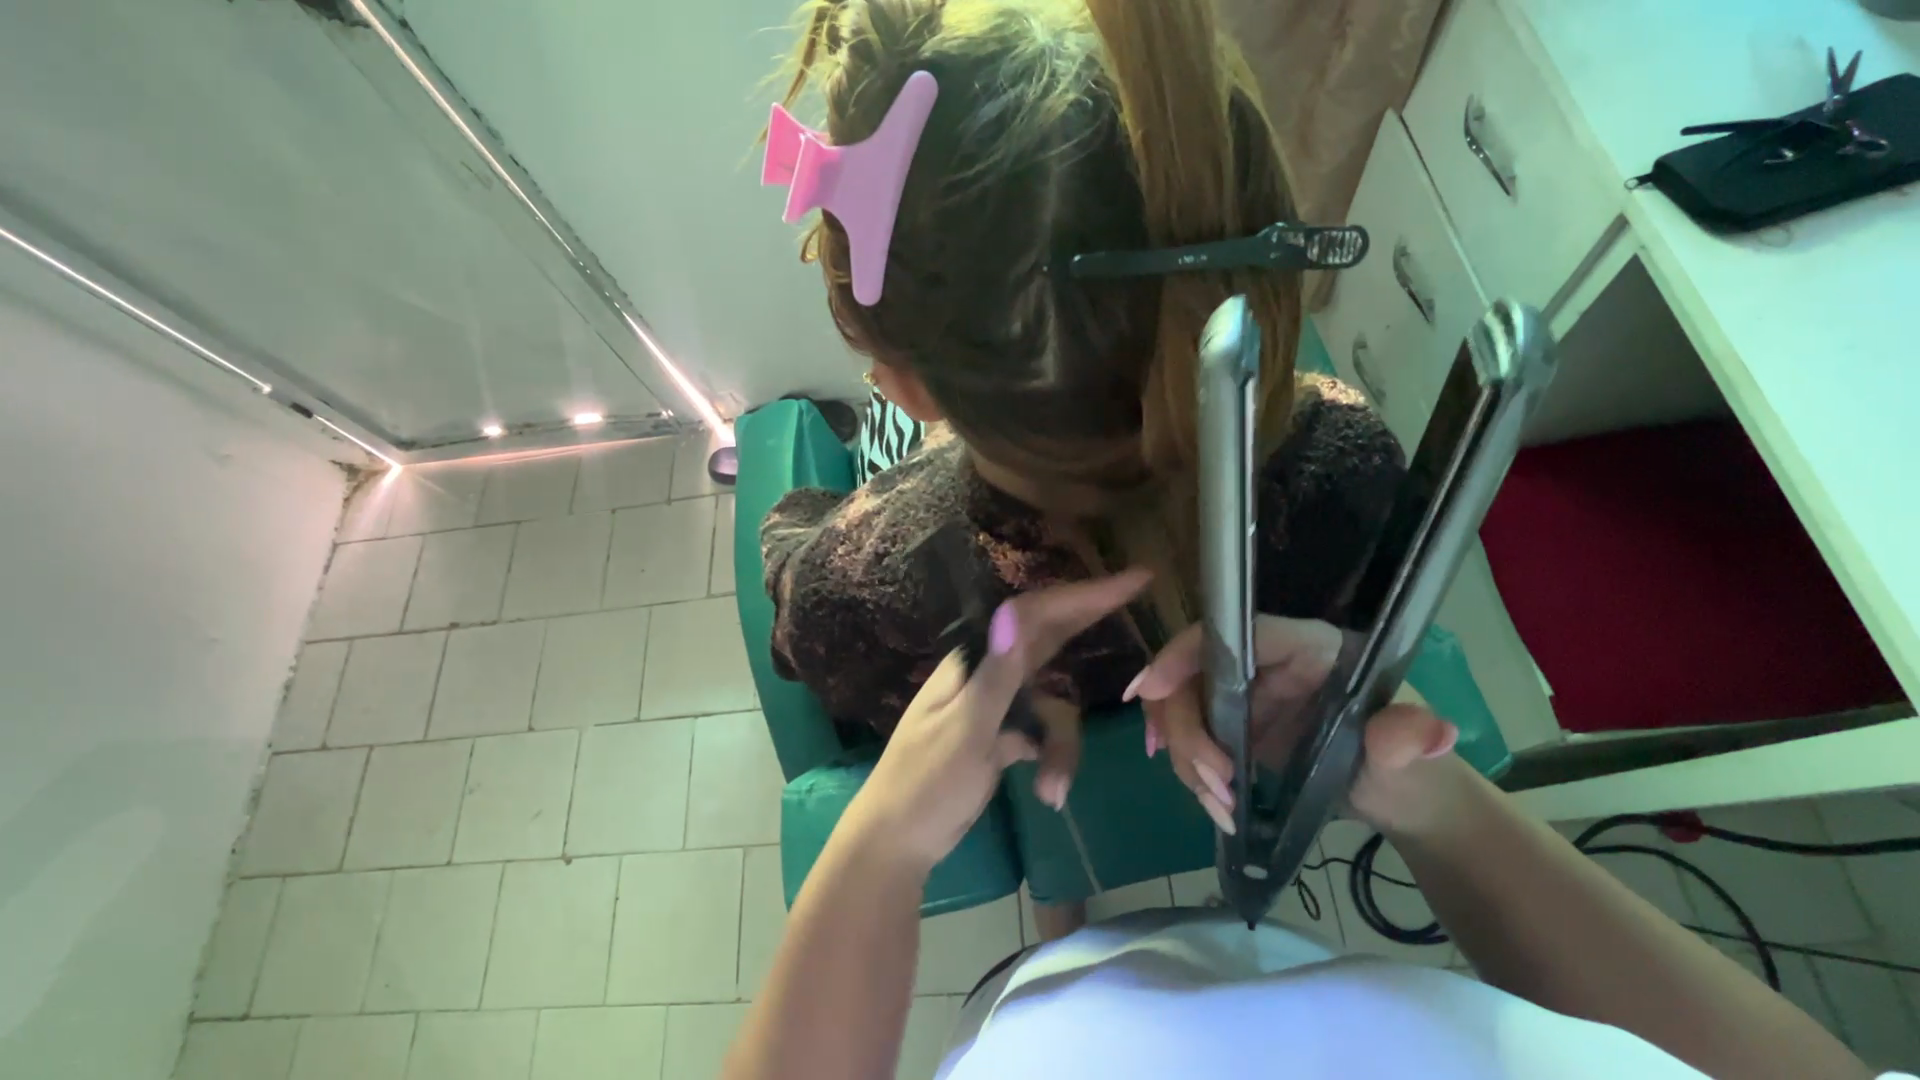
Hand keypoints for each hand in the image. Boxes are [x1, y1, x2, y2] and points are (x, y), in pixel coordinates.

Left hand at [847, 569, 1152, 871]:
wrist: (897, 841)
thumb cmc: (924, 784)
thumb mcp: (965, 731)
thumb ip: (995, 675)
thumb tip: (1012, 612)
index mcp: (973, 664)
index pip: (1032, 615)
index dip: (1082, 596)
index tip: (1130, 581)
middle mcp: (987, 675)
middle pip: (1048, 640)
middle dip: (1090, 623)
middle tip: (1138, 593)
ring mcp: (996, 707)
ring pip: (1054, 705)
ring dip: (1063, 746)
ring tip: (1054, 790)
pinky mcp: (1002, 738)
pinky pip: (1043, 735)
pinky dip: (1052, 760)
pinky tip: (1049, 793)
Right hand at [1127, 615, 1462, 835]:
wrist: (1396, 796)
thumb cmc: (1408, 766)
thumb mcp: (1408, 754)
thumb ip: (1405, 738)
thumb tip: (1429, 732)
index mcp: (1308, 647)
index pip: (1234, 634)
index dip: (1186, 653)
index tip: (1149, 689)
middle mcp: (1264, 661)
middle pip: (1194, 676)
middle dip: (1189, 732)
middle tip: (1215, 787)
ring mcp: (1243, 693)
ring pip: (1181, 709)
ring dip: (1187, 759)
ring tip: (1222, 807)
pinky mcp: (1231, 725)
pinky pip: (1187, 736)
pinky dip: (1190, 770)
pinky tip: (1214, 804)